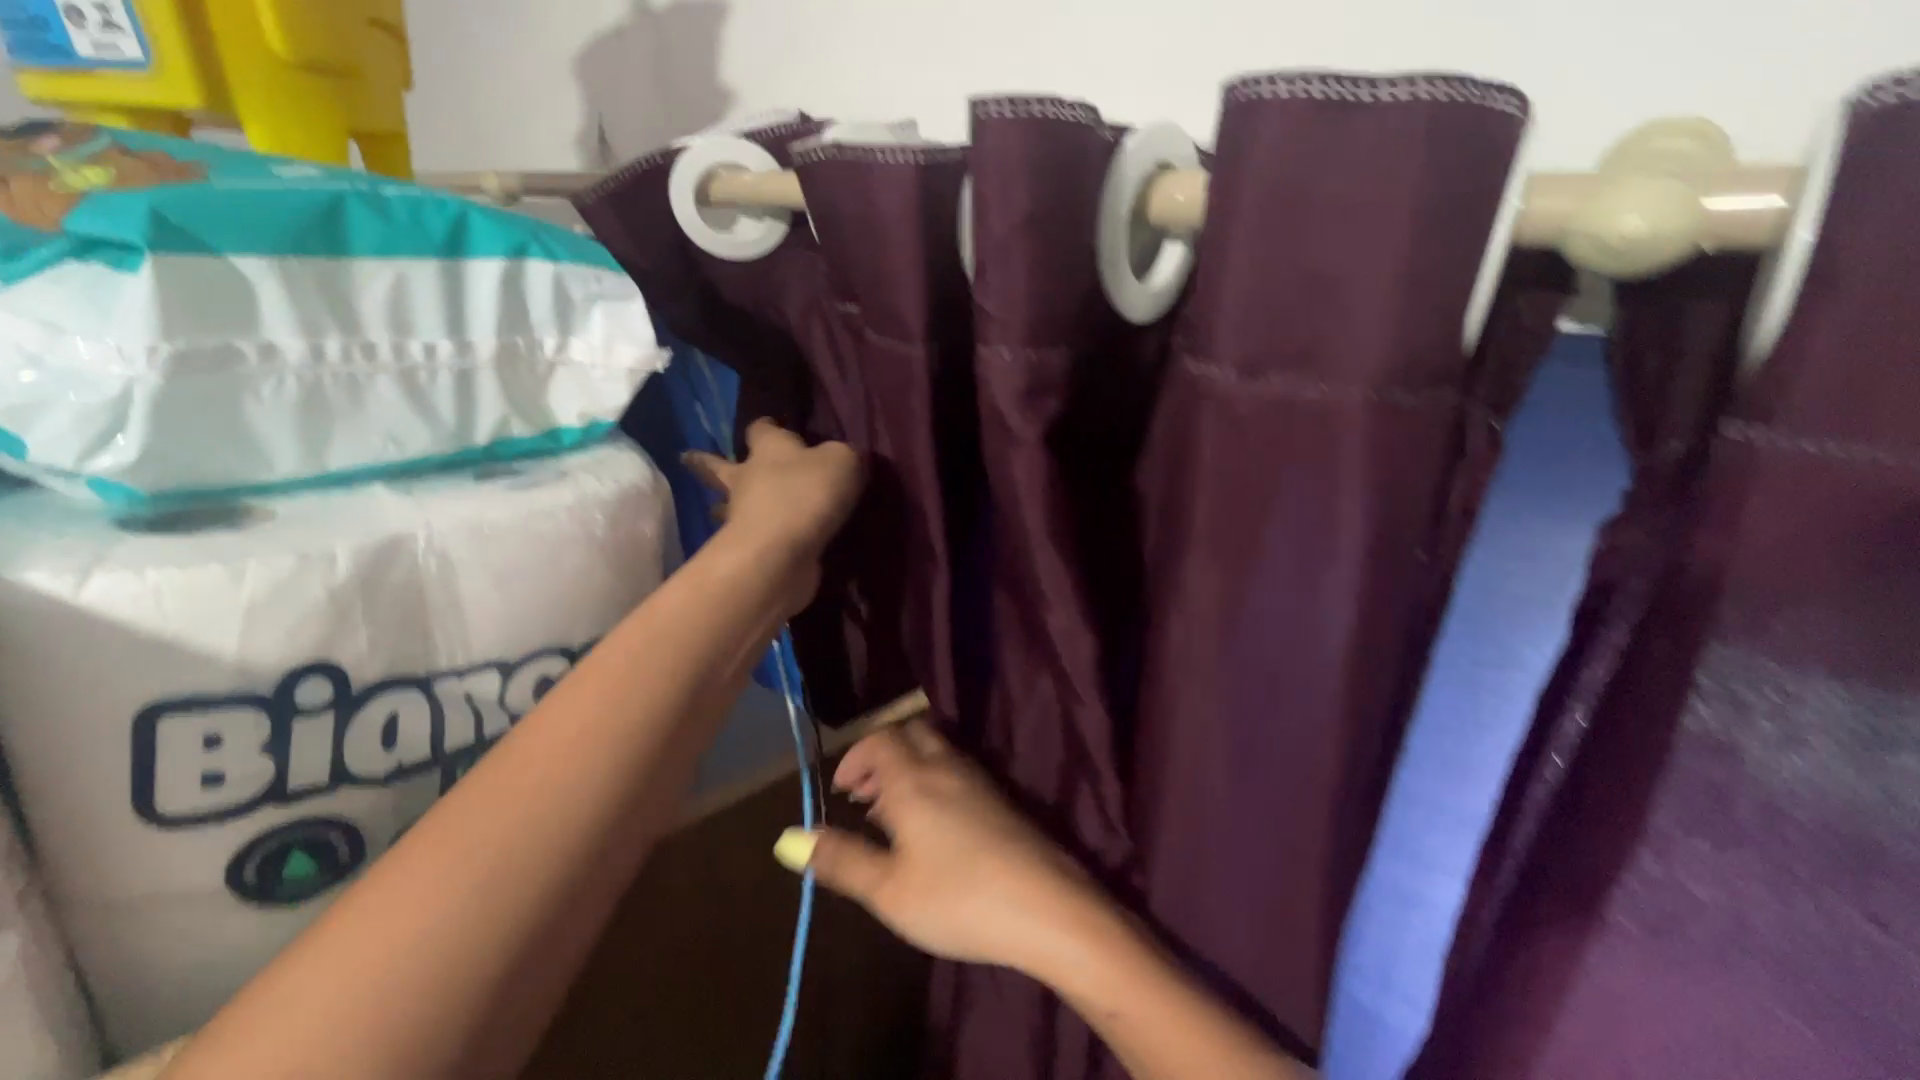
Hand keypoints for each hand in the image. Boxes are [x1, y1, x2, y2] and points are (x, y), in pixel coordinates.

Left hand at [683, 420, 863, 608]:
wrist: (780, 554)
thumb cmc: (807, 495)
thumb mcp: (843, 462)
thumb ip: (846, 456)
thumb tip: (848, 457)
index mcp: (767, 450)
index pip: (761, 430)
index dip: (766, 427)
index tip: (766, 425)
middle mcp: (747, 479)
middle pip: (720, 466)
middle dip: (707, 462)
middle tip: (688, 458)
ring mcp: (742, 517)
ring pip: (728, 506)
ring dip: (726, 506)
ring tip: (722, 509)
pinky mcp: (750, 551)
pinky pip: (753, 538)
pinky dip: (757, 539)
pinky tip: (765, 543)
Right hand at [773, 721, 1110, 976]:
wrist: (1049, 910)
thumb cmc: (958, 899)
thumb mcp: (888, 890)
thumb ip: (841, 860)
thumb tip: (789, 839)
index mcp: (914, 780)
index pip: (881, 739)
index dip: (856, 756)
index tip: (841, 790)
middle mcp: (948, 768)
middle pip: (912, 734)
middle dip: (882, 755)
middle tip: (864, 796)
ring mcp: (982, 783)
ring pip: (938, 753)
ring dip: (909, 771)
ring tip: (892, 816)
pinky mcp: (1004, 802)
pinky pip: (959, 773)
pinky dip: (935, 784)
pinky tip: (935, 831)